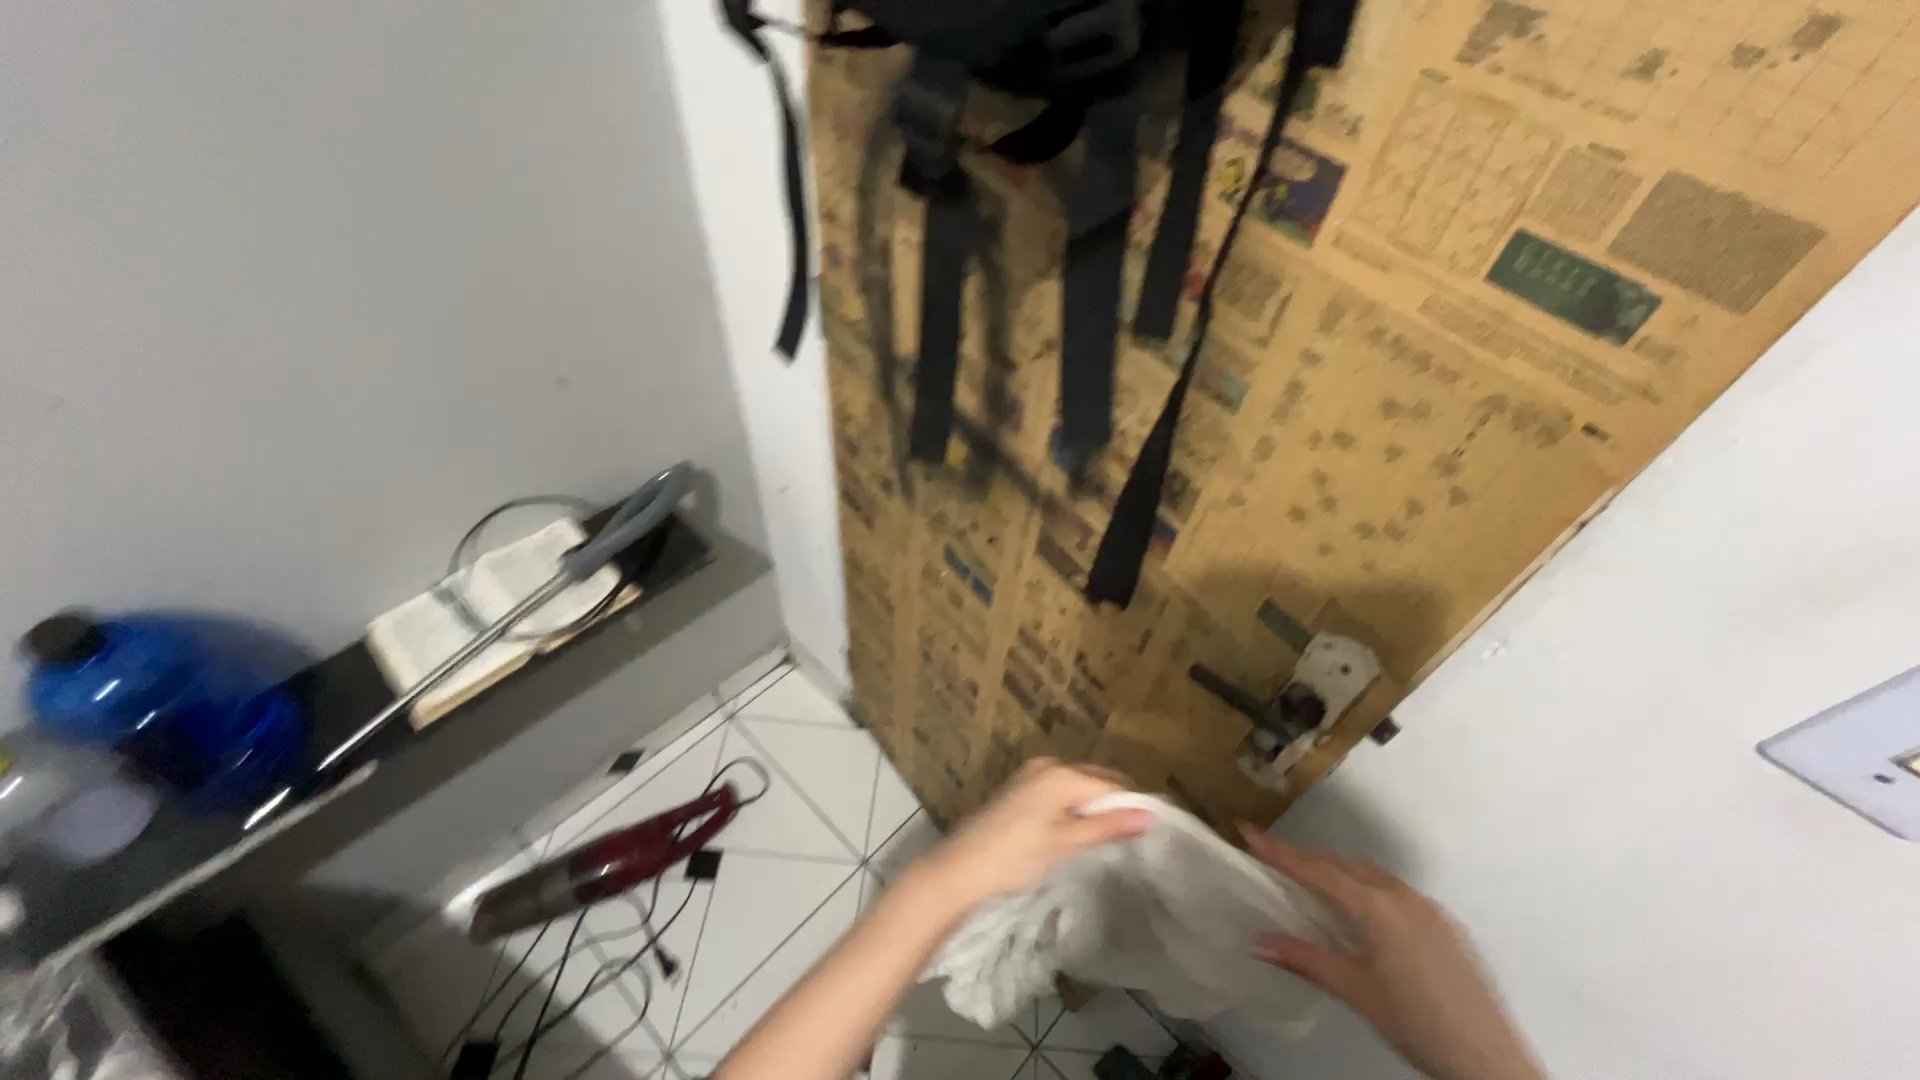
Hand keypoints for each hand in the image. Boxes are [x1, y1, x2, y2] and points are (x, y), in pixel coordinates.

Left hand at [914, 759, 1155, 908]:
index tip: (1146, 834)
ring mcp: (1031, 774)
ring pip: (1078, 785)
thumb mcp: (1066, 843)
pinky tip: (1073, 832)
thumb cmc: (1015, 857)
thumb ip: (1107, 827)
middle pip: (1096, 779)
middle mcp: (1048, 765)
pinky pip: (1060, 790)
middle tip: (1126, 839)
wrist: (960, 868)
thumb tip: (1150, 815)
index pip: (1113, 784)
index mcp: (1062, 774)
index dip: (1132, 806)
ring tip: (1101, 840)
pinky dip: (1073, 806)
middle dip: (1113, 804)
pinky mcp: (1020, 788)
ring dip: (1093, 806)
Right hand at [1240, 826, 1545, 1079]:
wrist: (1490, 1060)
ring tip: (1312, 883)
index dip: (1279, 852)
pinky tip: (1363, 913)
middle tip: (1272, 858)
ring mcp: (1428, 908)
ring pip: (1371, 874)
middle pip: (1343, 865)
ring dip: (1339, 872)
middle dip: (1306, 859)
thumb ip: (1306, 960)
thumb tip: (1257, 941)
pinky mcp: (1446, 925)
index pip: (1316, 870)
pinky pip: (1394, 890)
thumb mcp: (1354, 991)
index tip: (1248, 831)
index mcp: (1376, 907)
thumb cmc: (1415, 1022)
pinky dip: (1367, 887)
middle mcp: (1402, 896)